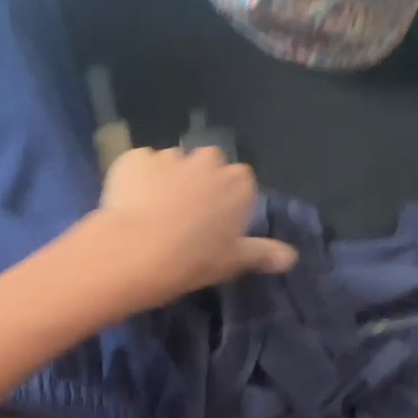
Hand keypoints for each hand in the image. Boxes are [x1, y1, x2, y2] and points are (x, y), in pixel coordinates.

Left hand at [92, 146, 298, 309]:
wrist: (135, 253)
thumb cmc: (191, 261)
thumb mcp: (231, 262)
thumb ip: (262, 253)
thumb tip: (291, 258)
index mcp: (238, 182)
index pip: (238, 185)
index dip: (223, 205)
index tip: (211, 228)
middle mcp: (208, 159)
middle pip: (206, 167)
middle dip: (196, 185)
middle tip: (179, 220)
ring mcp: (169, 155)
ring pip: (170, 165)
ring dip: (164, 182)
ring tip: (148, 217)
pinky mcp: (134, 158)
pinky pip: (137, 167)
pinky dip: (133, 181)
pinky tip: (126, 206)